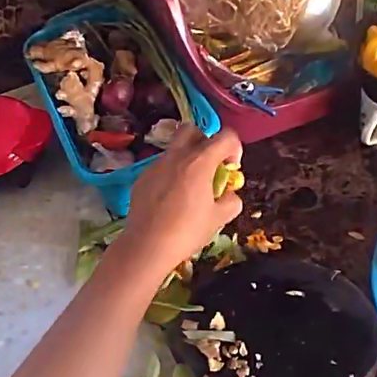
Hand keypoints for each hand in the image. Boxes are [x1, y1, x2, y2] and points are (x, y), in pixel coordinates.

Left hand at [111, 127, 243, 281]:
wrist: (146, 246)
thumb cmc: (187, 231)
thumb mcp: (219, 219)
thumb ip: (231, 201)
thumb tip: (229, 195)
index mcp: (200, 162)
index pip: (225, 136)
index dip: (234, 148)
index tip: (232, 168)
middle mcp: (176, 157)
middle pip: (192, 130)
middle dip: (205, 142)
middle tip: (209, 166)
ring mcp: (155, 166)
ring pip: (174, 150)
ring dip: (187, 160)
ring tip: (189, 189)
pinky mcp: (141, 179)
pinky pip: (160, 168)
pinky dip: (170, 176)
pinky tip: (170, 201)